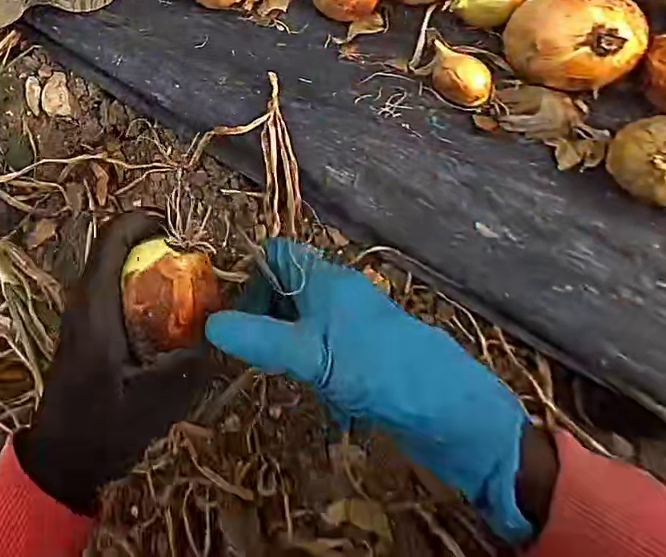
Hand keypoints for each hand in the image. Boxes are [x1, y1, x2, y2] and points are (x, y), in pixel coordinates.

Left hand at [17, 211, 211, 514]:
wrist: (60, 456)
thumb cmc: (100, 426)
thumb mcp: (151, 402)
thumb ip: (187, 367)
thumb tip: (220, 336)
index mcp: (95, 303)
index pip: (113, 237)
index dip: (143, 220)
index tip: (176, 227)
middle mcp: (84, 296)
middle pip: (114, 244)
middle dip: (151, 238)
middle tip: (189, 252)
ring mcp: (81, 309)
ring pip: (113, 263)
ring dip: (144, 259)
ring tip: (183, 275)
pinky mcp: (85, 324)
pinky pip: (112, 284)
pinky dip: (138, 281)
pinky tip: (165, 309)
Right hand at [205, 239, 537, 542]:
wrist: (454, 412)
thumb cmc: (377, 368)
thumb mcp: (310, 354)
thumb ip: (260, 338)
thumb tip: (211, 324)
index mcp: (323, 277)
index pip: (275, 254)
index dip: (252, 278)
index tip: (239, 315)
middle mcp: (337, 292)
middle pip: (286, 288)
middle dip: (267, 319)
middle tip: (256, 352)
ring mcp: (355, 323)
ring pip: (304, 323)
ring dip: (290, 350)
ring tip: (288, 378)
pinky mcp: (368, 353)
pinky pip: (326, 350)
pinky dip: (316, 370)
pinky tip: (324, 402)